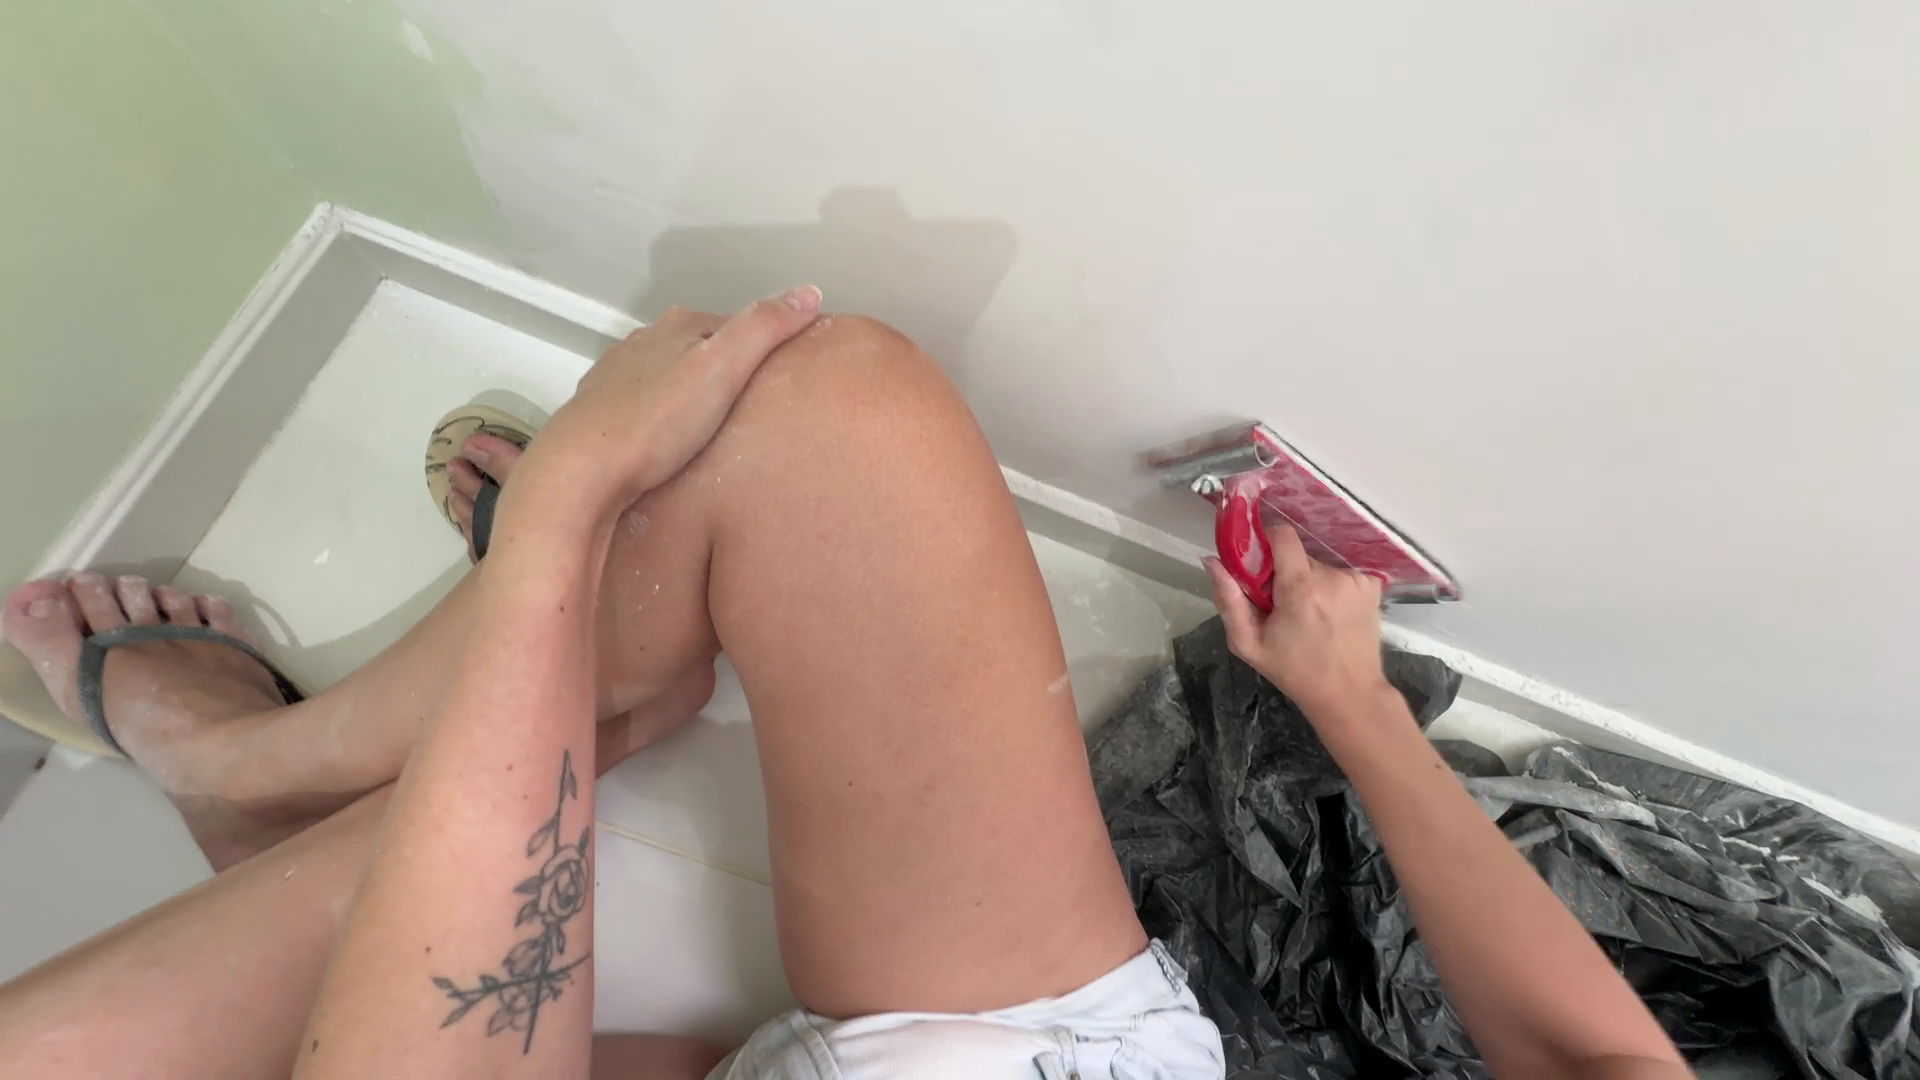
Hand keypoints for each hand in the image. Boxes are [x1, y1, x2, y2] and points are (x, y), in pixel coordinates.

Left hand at [521, 287, 822, 515]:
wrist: (583, 471)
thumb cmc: (658, 421)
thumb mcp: (723, 369)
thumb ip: (764, 329)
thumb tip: (810, 292)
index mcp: (678, 326)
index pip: (736, 323)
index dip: (764, 345)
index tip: (786, 374)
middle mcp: (644, 341)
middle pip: (700, 346)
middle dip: (728, 367)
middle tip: (758, 402)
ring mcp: (618, 375)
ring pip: (669, 372)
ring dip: (693, 389)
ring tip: (718, 421)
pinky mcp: (602, 411)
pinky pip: (645, 401)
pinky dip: (664, 411)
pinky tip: (672, 435)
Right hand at [1205, 523, 1392, 719]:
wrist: (1350, 693)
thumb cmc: (1294, 670)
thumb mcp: (1248, 643)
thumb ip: (1228, 600)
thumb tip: (1211, 561)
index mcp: (1301, 588)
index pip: (1282, 535)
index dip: (1266, 543)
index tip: (1258, 564)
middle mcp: (1333, 577)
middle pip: (1297, 554)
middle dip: (1284, 572)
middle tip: (1280, 604)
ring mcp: (1357, 580)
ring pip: (1318, 564)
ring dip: (1307, 581)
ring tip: (1308, 613)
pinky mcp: (1372, 586)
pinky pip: (1339, 573)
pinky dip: (1330, 587)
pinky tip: (1329, 613)